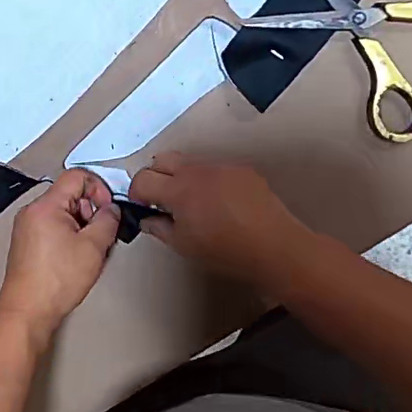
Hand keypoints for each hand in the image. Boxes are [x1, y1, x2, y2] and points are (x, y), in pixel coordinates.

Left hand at [0, 168, 120, 340]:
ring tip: (86, 250)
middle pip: (70, 194)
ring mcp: (27, 227)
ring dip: (81, 225)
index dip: (99, 189)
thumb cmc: (53, 283)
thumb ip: (108, 221)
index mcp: (45, 206)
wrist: (27, 310)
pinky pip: (53, 227)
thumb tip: (112, 211)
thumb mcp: (94, 247)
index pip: (76, 177)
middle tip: (99, 234)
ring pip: (62, 212)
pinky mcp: (27, 242)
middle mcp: (32, 212)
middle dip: (90, 210)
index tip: (107, 208)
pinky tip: (74, 258)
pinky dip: (68, 235)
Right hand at [127, 152, 318, 284]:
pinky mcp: (241, 170)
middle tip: (160, 200)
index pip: (142, 178)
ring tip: (192, 205)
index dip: (136, 192)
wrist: (275, 247)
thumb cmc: (228, 251)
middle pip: (162, 159)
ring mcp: (221, 167)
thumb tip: (148, 219)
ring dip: (182, 178)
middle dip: (155, 176)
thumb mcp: (184, 246)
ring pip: (189, 163)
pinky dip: (208, 181)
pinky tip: (218, 204)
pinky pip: (214, 169)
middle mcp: (198, 171)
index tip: (141, 205)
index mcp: (179, 190)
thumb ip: (159, 227)